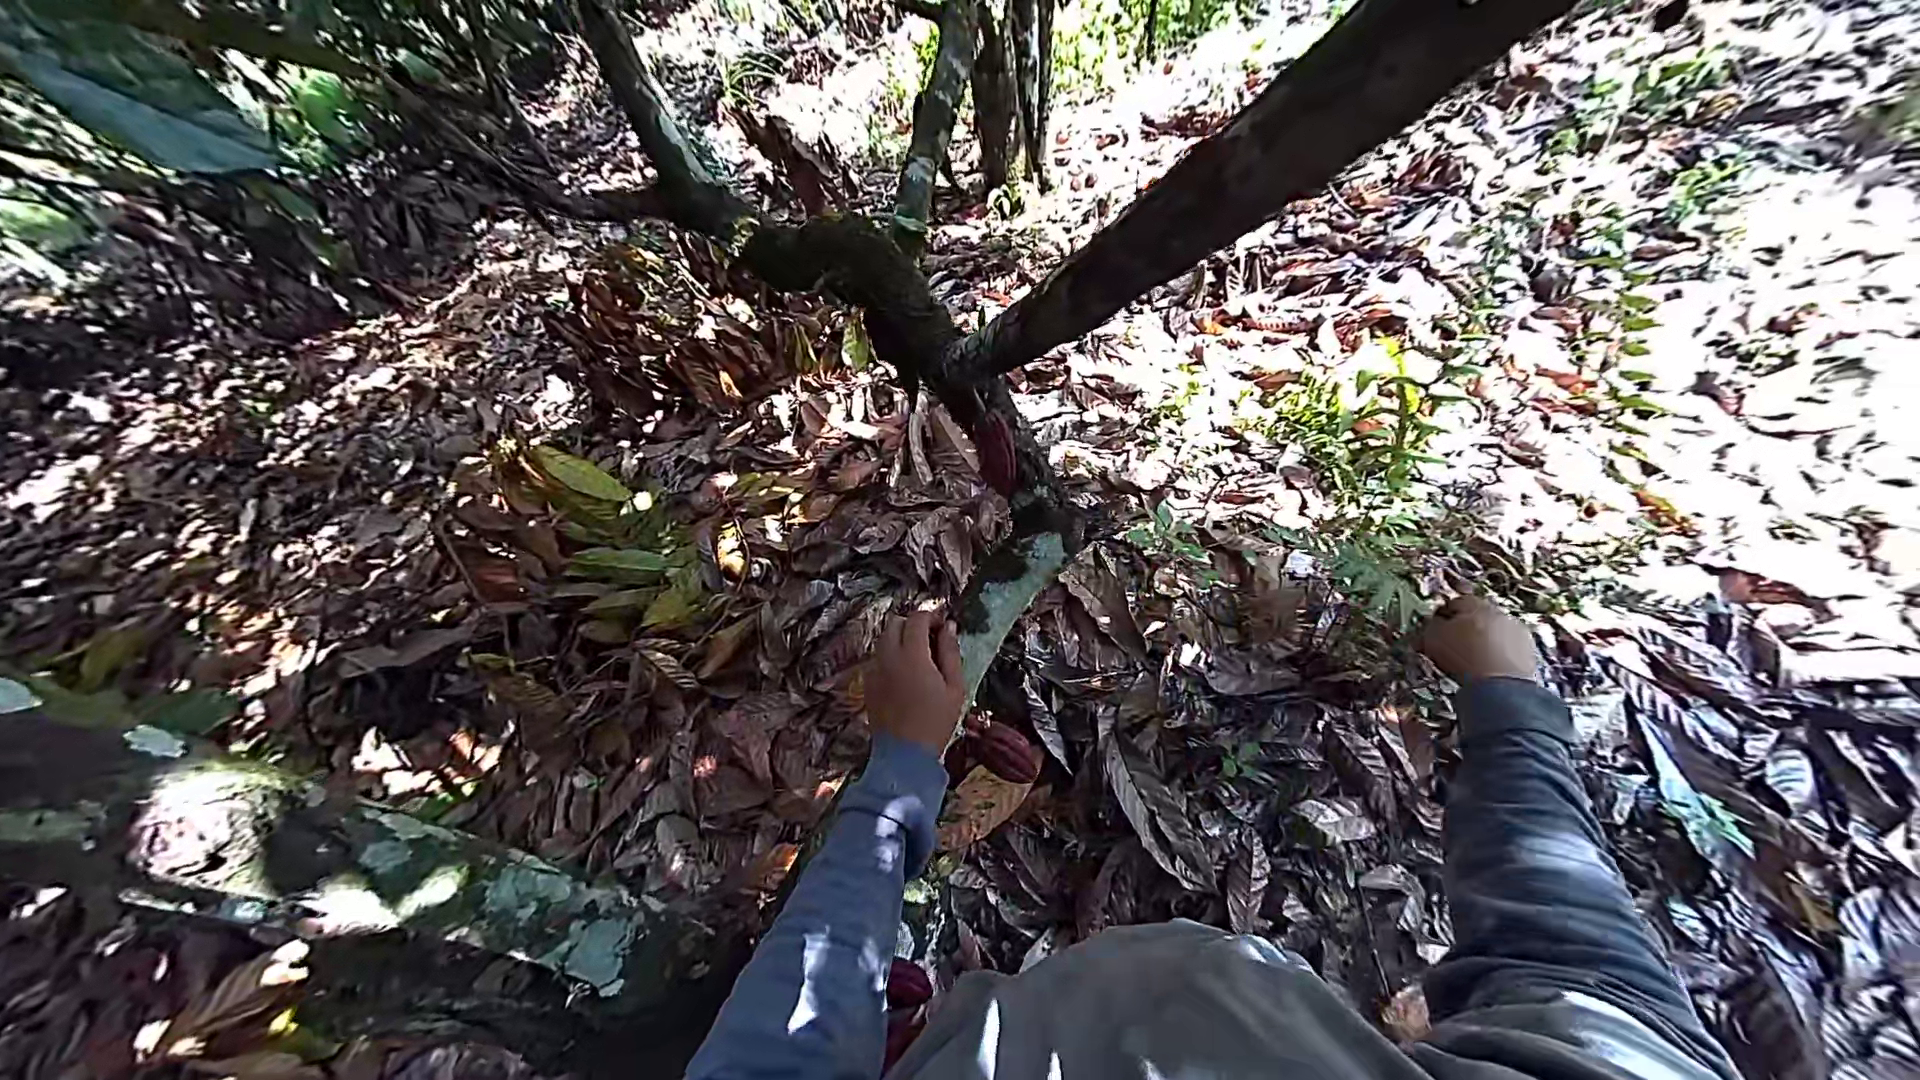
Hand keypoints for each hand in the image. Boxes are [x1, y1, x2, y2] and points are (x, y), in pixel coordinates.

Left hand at [868, 610, 965, 753]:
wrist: (904, 756)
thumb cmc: (936, 721)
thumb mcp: (955, 686)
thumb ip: (951, 652)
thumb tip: (949, 627)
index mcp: (912, 655)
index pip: (917, 619)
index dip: (932, 616)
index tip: (943, 626)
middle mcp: (888, 656)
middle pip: (895, 623)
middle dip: (913, 624)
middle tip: (931, 639)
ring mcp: (874, 669)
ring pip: (884, 639)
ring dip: (900, 638)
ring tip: (919, 656)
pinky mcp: (867, 683)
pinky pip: (878, 657)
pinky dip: (891, 655)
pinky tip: (905, 673)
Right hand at [1418, 595, 1538, 682]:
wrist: (1500, 685)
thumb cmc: (1463, 656)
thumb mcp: (1431, 637)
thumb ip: (1429, 625)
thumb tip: (1431, 624)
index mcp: (1475, 604)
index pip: (1453, 603)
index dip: (1440, 616)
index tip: (1433, 628)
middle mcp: (1500, 614)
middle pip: (1476, 617)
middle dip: (1463, 628)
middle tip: (1449, 643)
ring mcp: (1518, 633)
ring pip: (1493, 634)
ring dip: (1481, 643)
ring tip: (1467, 659)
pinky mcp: (1529, 653)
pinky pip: (1506, 650)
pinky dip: (1495, 656)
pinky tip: (1483, 668)